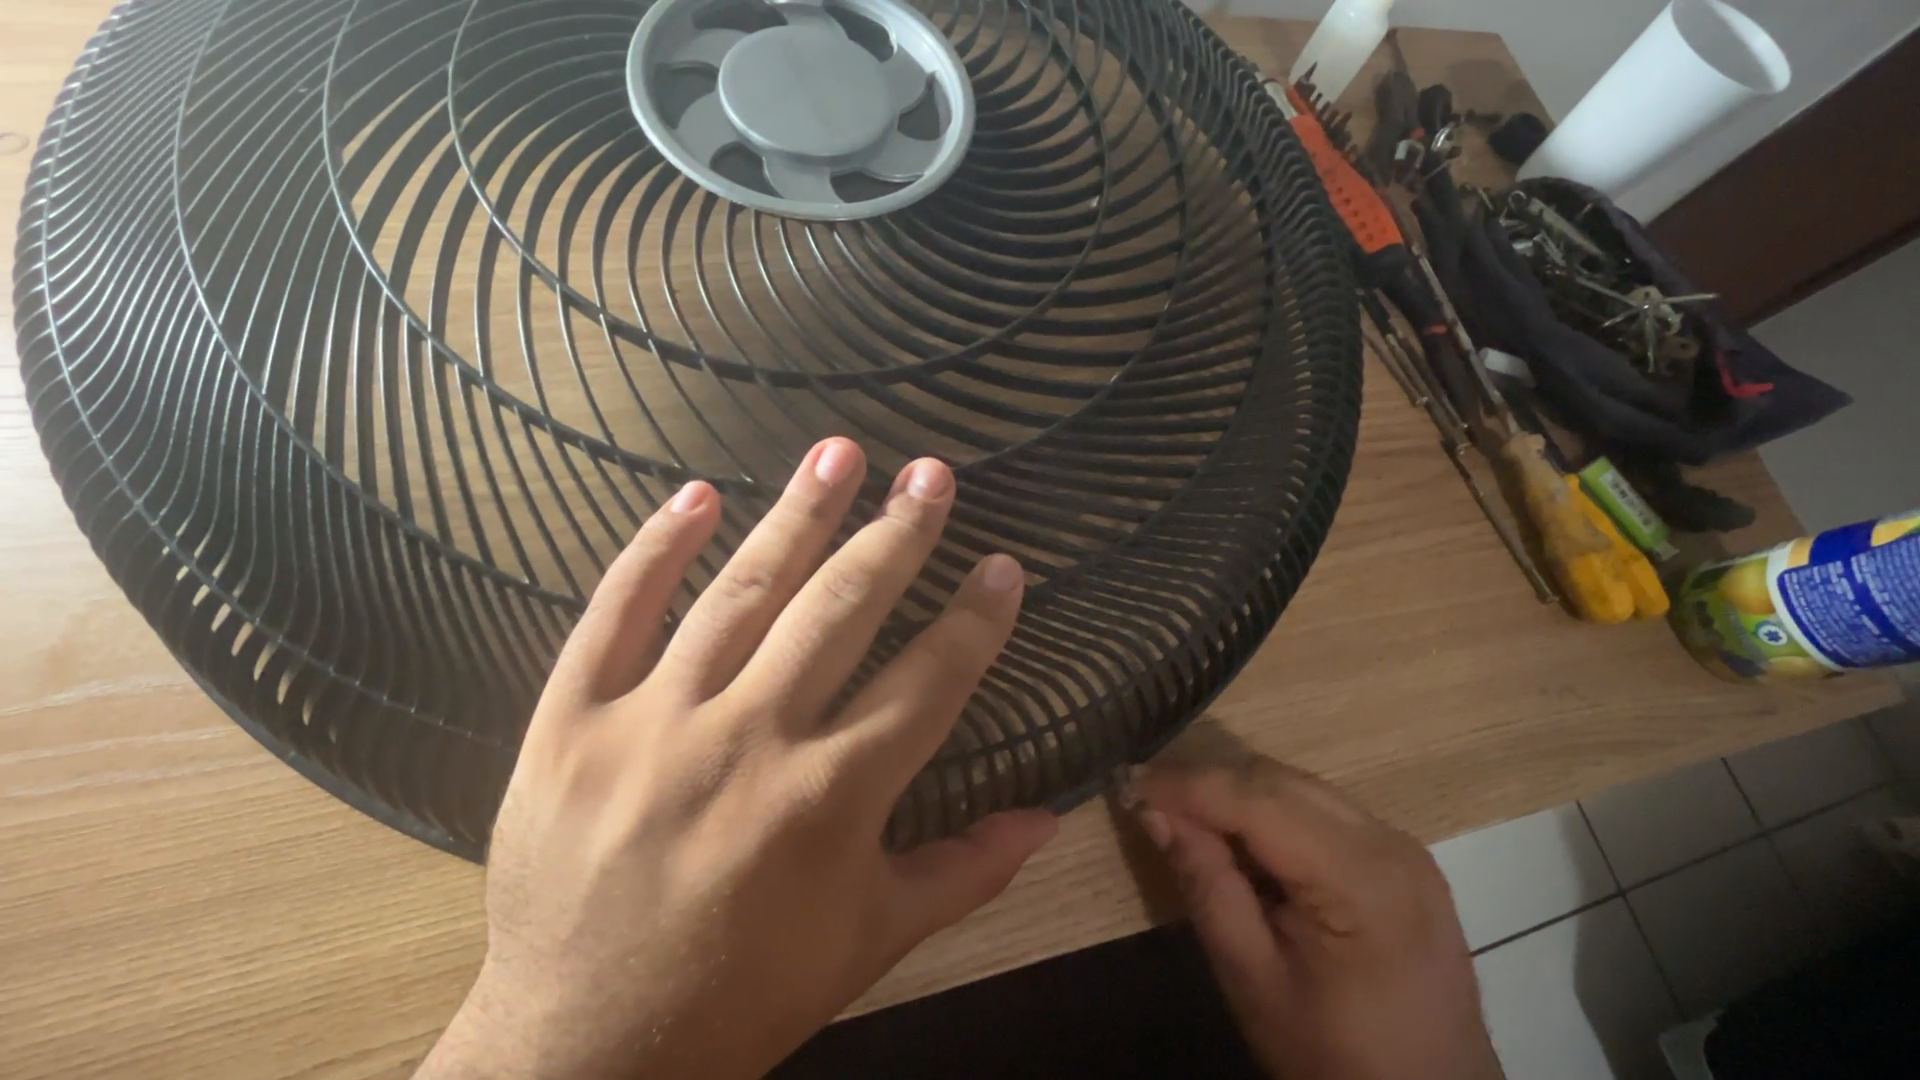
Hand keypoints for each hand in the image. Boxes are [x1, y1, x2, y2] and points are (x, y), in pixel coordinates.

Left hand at [418, 438, 1057, 1079]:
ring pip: (738, 594)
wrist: (584, 1051)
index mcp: (831, 798)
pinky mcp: (571, 721)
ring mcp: (653, 723)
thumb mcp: (870, 942)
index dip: (975, 619)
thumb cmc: (744, 994)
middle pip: (839, 611)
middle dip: (896, 535)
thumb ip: (964, 872)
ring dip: (795, 517)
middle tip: (931, 473)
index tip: (1004, 564)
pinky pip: (614, 616)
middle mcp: (750, 741)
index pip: (927, 681)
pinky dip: (653, 549)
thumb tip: (1050, 819)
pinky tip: (695, 496)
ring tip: (837, 452)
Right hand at [1133, 757, 1499, 1079]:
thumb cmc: (1334, 1058)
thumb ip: (1206, 884)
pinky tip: (1242, 841)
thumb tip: (1154, 811)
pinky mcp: (1405, 859)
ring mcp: (1404, 847)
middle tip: (1147, 802)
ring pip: (1299, 787)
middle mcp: (1389, 842)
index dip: (1184, 784)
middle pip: (1278, 781)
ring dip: (1237, 794)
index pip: (1255, 799)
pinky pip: (1323, 810)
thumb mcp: (1251, 978)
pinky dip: (1272, 812)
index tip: (1125, 783)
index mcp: (1359, 878)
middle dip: (1206, 783)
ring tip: (1185, 820)